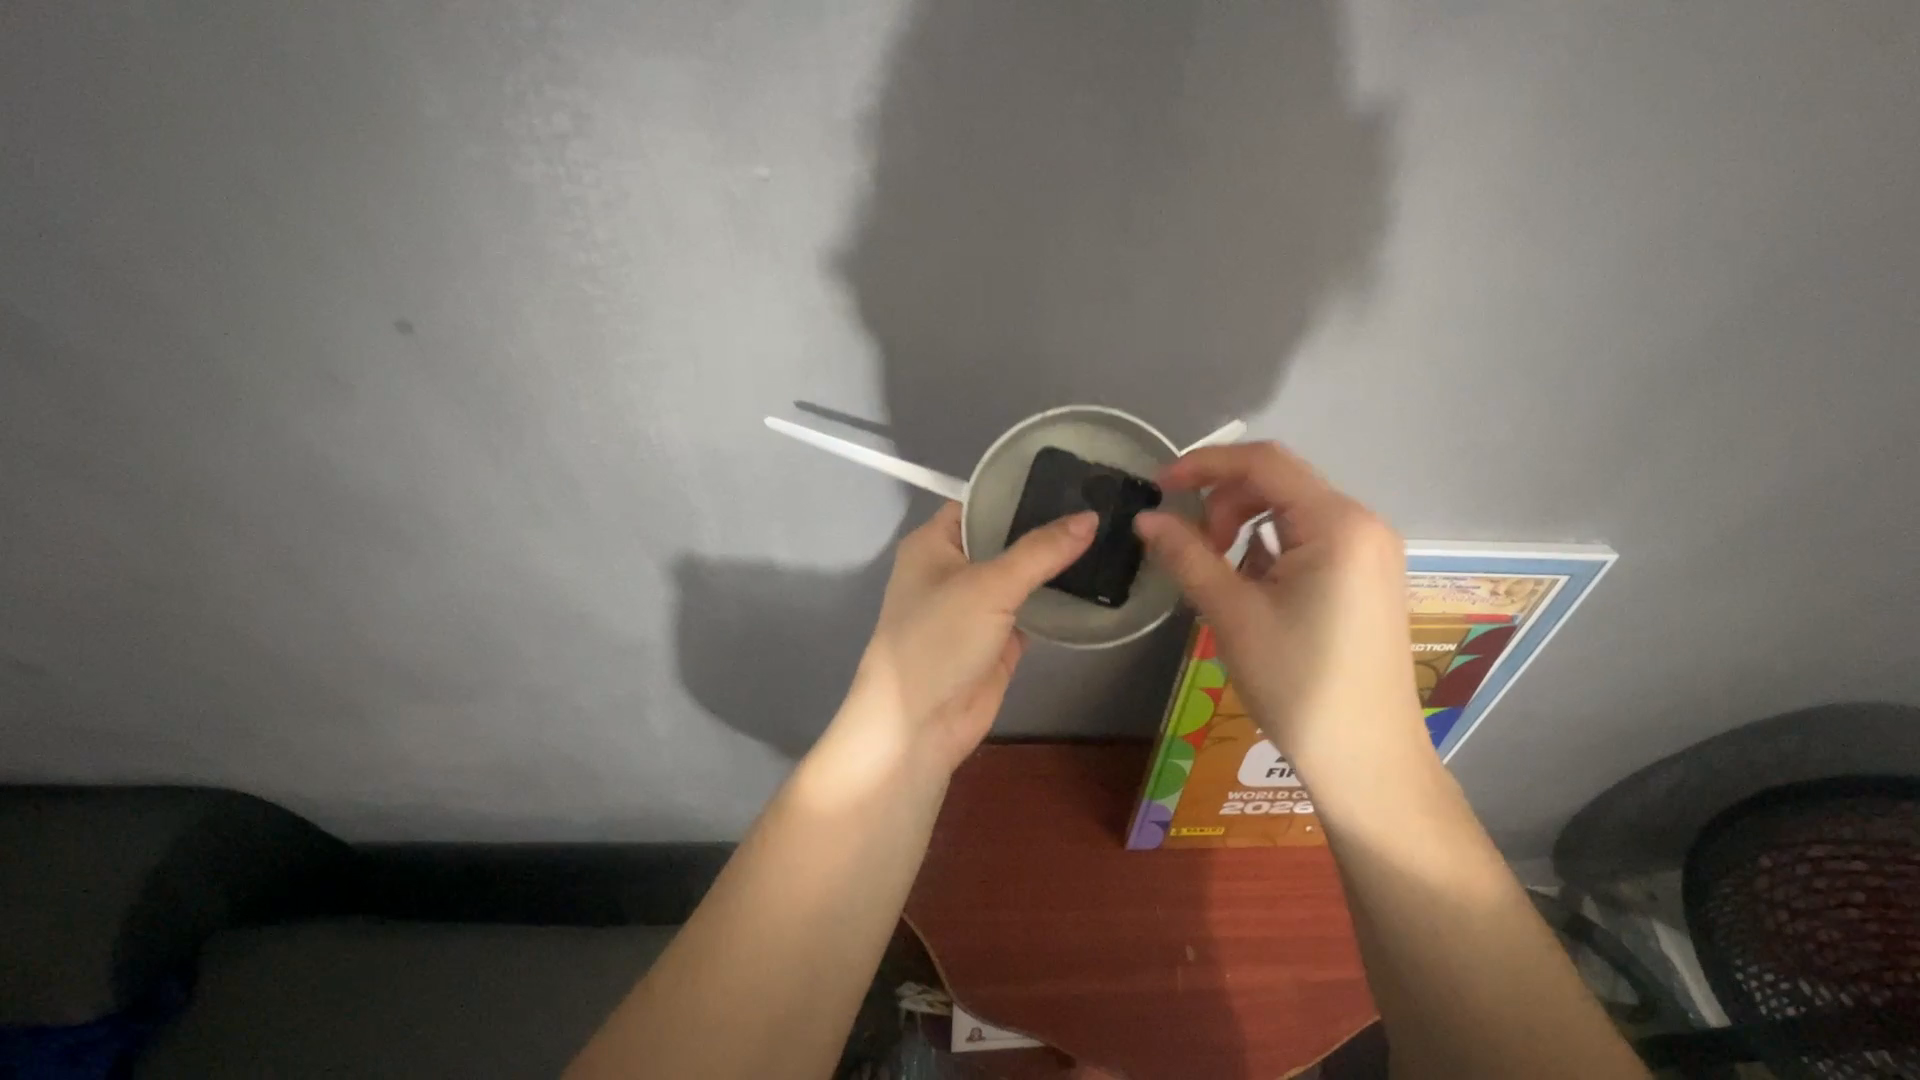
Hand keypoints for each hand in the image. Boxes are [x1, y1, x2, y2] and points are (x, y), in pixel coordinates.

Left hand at [837, 502, 1096, 774]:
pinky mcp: (1000, 639)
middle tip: (1106, 503)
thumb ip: (1040, 551)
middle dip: (1048, 526)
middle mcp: (954, 569)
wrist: (919, 726)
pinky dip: (1060, 600)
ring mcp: (978, 606)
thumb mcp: (988, 586)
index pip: (980, 502)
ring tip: (1113, 533)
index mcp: (934, 543)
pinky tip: (1100, 580)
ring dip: (1058, 563)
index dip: (1021, 489)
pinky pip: (1034, 609)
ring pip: (1024, 575)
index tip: (1073, 476)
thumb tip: (1089, 518)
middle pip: (1006, 537)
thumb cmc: (938, 640)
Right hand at [1133, 442, 1423, 767]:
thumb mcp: (1232, 615)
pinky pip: (1309, 541)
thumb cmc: (1297, 683)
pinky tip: (1252, 591)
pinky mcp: (1367, 580)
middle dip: (1224, 502)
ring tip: (1218, 575)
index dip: (1204, 465)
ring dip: (1245, 527)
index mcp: (1338, 524)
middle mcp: (1362, 525)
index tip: (1158, 487)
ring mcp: (1370, 553)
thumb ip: (1187, 556)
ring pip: (1293, 512)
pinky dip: (1270, 550)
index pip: (1264, 463)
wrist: (1366, 759)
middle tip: (1193, 548)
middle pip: (1280, 483)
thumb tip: (1145, 518)